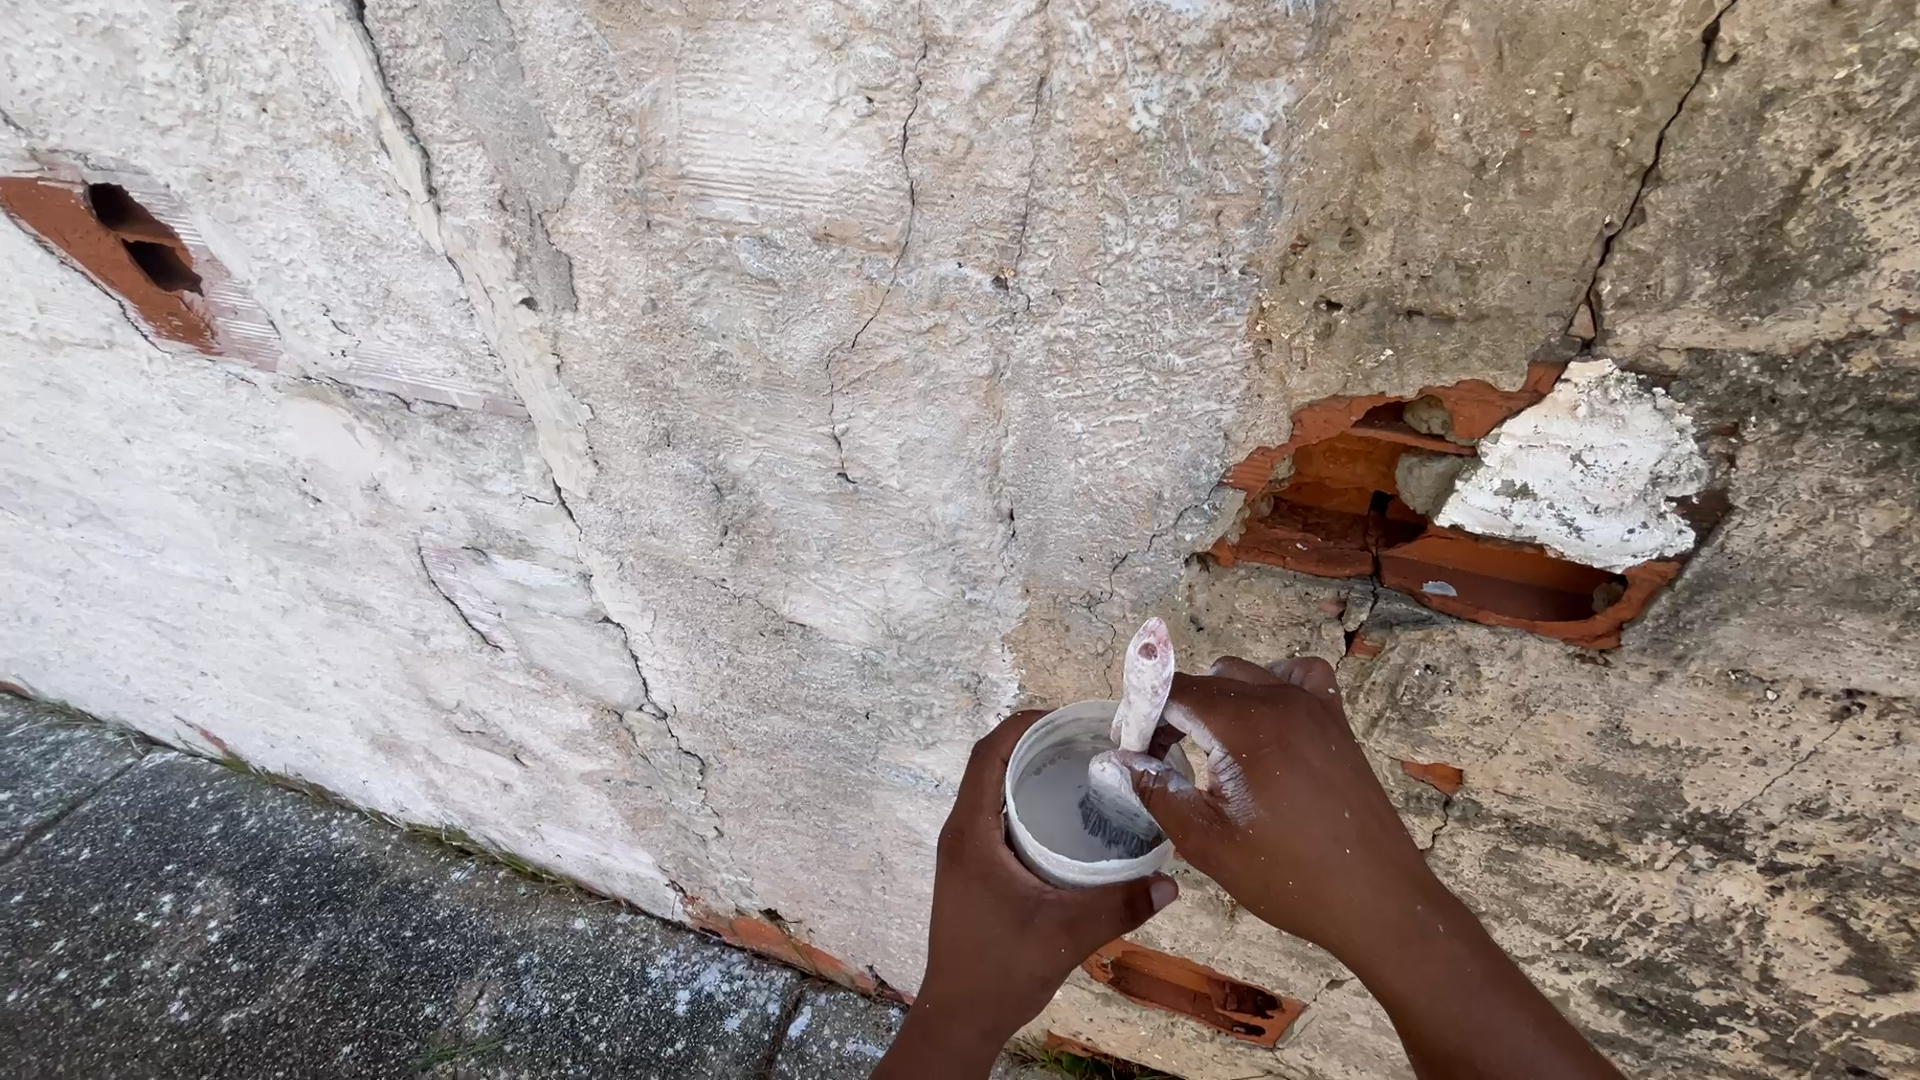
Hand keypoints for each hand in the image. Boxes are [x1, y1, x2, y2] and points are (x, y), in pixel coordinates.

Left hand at [873, 710, 1178, 1079]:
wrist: (958, 1017)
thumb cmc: (999, 970)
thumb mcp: (1063, 935)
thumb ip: (1117, 907)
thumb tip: (1170, 882)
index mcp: (970, 831)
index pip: (987, 754)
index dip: (1022, 726)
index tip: (1065, 717)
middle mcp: (960, 831)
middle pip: (989, 764)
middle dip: (1032, 743)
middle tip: (1082, 740)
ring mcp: (963, 849)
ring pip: (990, 788)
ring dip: (1026, 770)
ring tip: (1077, 767)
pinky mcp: (971, 866)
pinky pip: (994, 813)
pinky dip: (1023, 800)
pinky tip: (1060, 816)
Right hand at [1122, 656, 1623, 1079]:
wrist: (1381, 904)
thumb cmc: (1288, 876)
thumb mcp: (1205, 840)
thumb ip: (1154, 789)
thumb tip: (1116, 759)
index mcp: (1246, 723)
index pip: (1175, 690)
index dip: (1143, 715)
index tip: (1132, 751)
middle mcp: (1280, 698)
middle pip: (1206, 680)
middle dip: (1173, 710)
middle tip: (1160, 757)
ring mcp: (1314, 704)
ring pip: (1243, 674)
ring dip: (1214, 699)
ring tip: (1207, 745)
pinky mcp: (1335, 719)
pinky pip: (1294, 675)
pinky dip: (1269, 685)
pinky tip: (1263, 721)